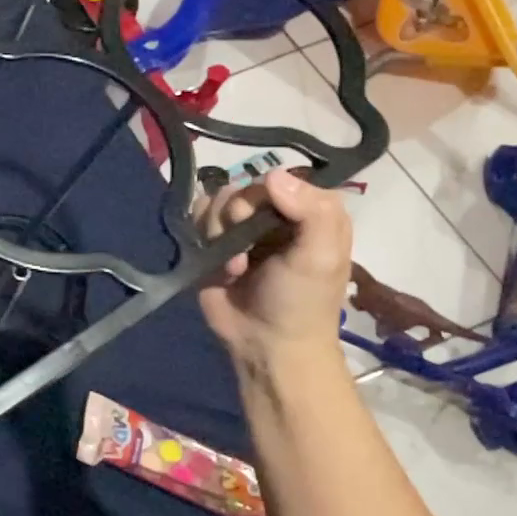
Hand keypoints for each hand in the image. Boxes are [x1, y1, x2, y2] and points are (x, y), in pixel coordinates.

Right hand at [194, 168, 352, 368]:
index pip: (279, 180)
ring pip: (214, 201)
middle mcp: (274, 216)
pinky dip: (200, 234)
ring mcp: (240, 230)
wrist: (265, 342)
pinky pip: (196, 217)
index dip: (265, 194)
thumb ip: (311, 212)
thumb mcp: (320, 257)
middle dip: (236, 216)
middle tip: (246, 251)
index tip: (265, 220)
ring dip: (217, 230)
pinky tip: (214, 261)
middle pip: (241, 188)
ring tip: (234, 265)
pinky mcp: (211, 244)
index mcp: (309, 213)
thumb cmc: (301, 301)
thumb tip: (272, 173)